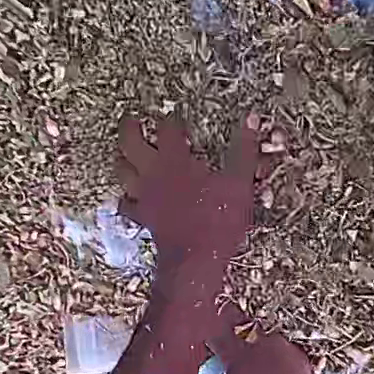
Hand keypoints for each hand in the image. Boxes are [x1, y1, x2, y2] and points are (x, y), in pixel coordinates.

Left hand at [117, 114, 260, 270]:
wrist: (196, 260)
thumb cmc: (218, 218)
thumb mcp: (239, 180)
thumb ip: (243, 149)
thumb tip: (250, 118)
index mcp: (175, 160)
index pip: (167, 129)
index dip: (170, 119)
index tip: (175, 114)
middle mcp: (153, 174)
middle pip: (130, 144)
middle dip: (130, 128)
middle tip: (132, 118)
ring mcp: (145, 197)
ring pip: (123, 171)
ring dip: (122, 158)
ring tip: (125, 152)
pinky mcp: (144, 217)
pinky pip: (127, 204)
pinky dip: (127, 197)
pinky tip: (131, 197)